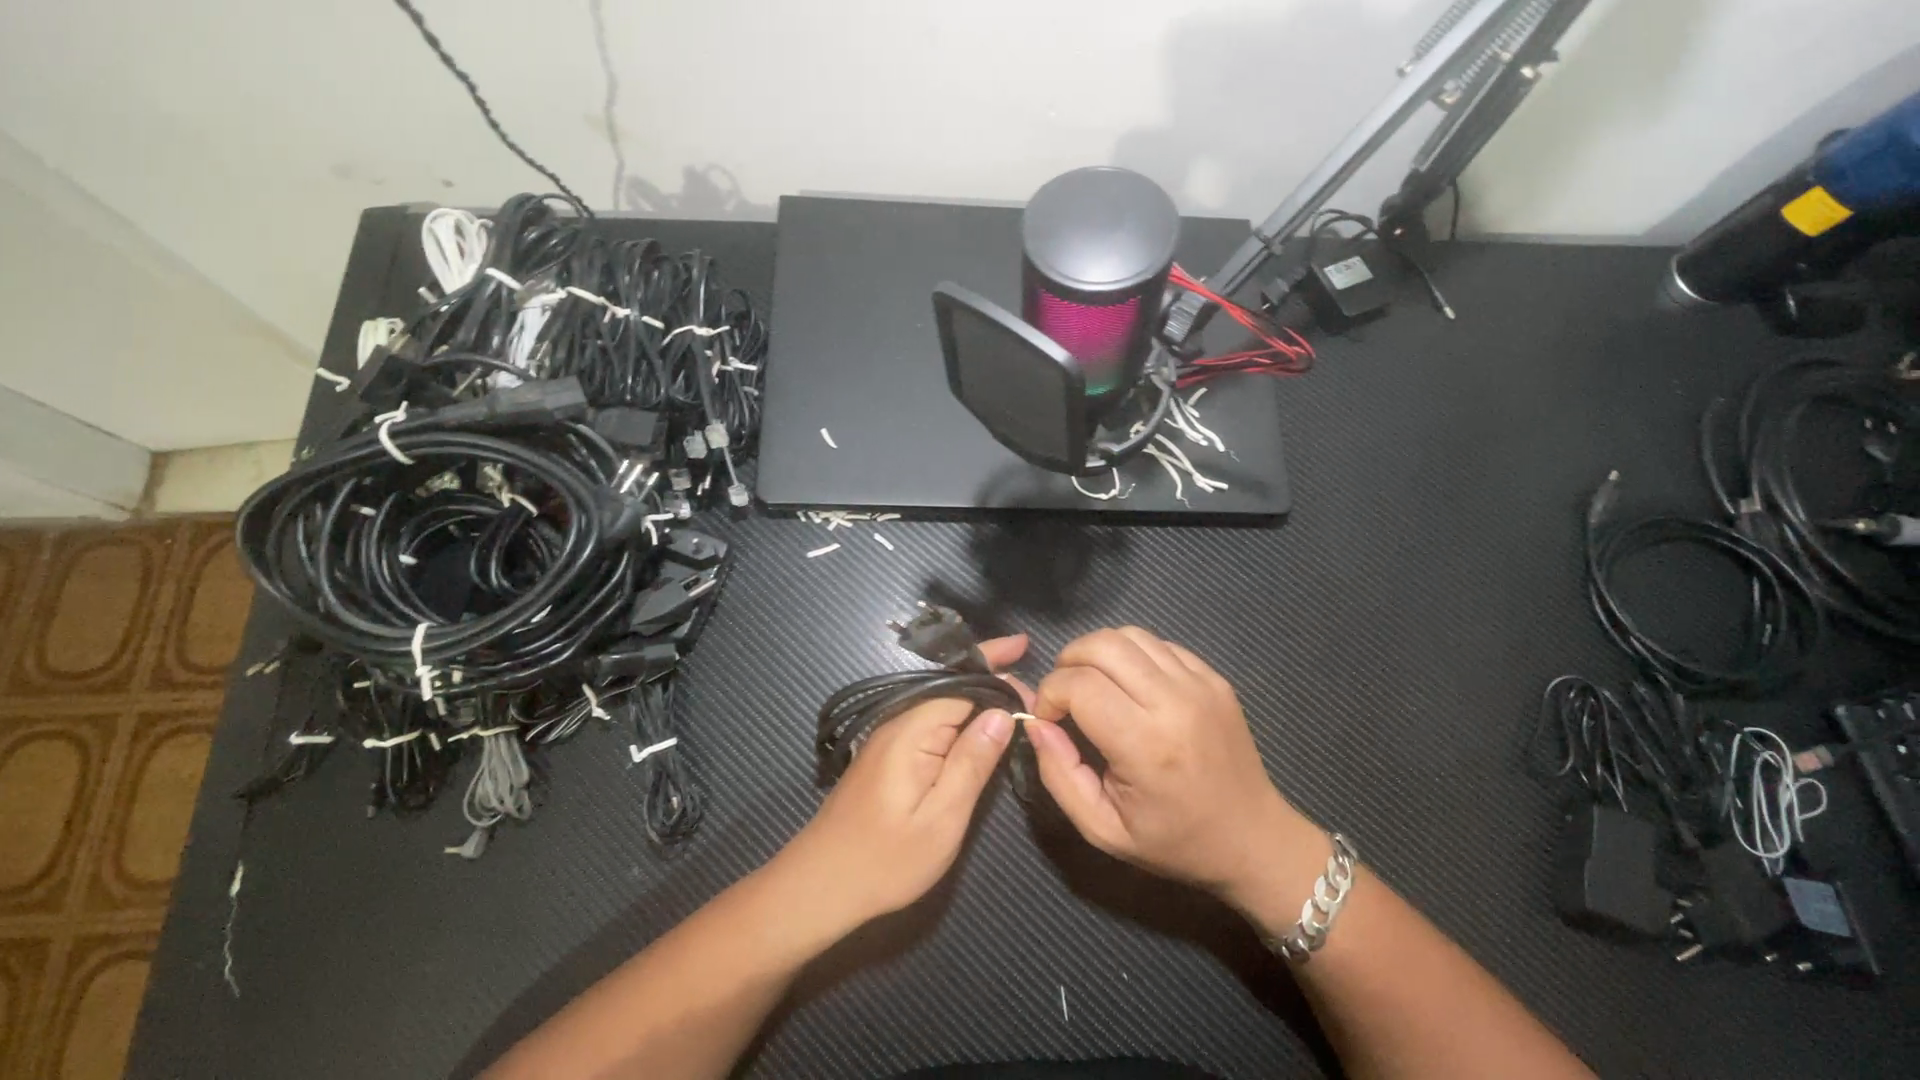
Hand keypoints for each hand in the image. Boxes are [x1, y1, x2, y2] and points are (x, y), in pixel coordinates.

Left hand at [776, 634, 1031, 929]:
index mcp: (911, 732)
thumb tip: (1002, 713)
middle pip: (951, 687)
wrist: (819, 886)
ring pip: (939, 703)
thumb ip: (972, 763)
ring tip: (1015, 688)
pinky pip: (928, 723)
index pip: (965, 688)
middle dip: (989, 673)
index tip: (1039, 695)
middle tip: (1030, 674)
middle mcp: (897, 724)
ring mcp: (888, 740)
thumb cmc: (886, 860)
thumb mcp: (942, 818)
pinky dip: (958, 717)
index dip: (1002, 685)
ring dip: (975, 694)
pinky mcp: (886, 757)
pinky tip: (978, 724)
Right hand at [1026, 627, 1323, 912]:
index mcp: (1146, 745)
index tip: (1048, 720)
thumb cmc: (1173, 842)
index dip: (1049, 695)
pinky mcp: (1215, 678)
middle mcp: (1174, 702)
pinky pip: (1159, 644)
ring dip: (1097, 653)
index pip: (1079, 684)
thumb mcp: (1102, 829)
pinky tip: (1130, 688)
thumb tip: (1036, 723)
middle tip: (1065, 697)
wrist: (1252, 838)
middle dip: (1067, 663)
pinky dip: (1131, 656)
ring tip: (1093, 687)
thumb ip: (1059, 774)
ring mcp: (1200, 684)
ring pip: (1130, 634)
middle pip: (1102, 645)